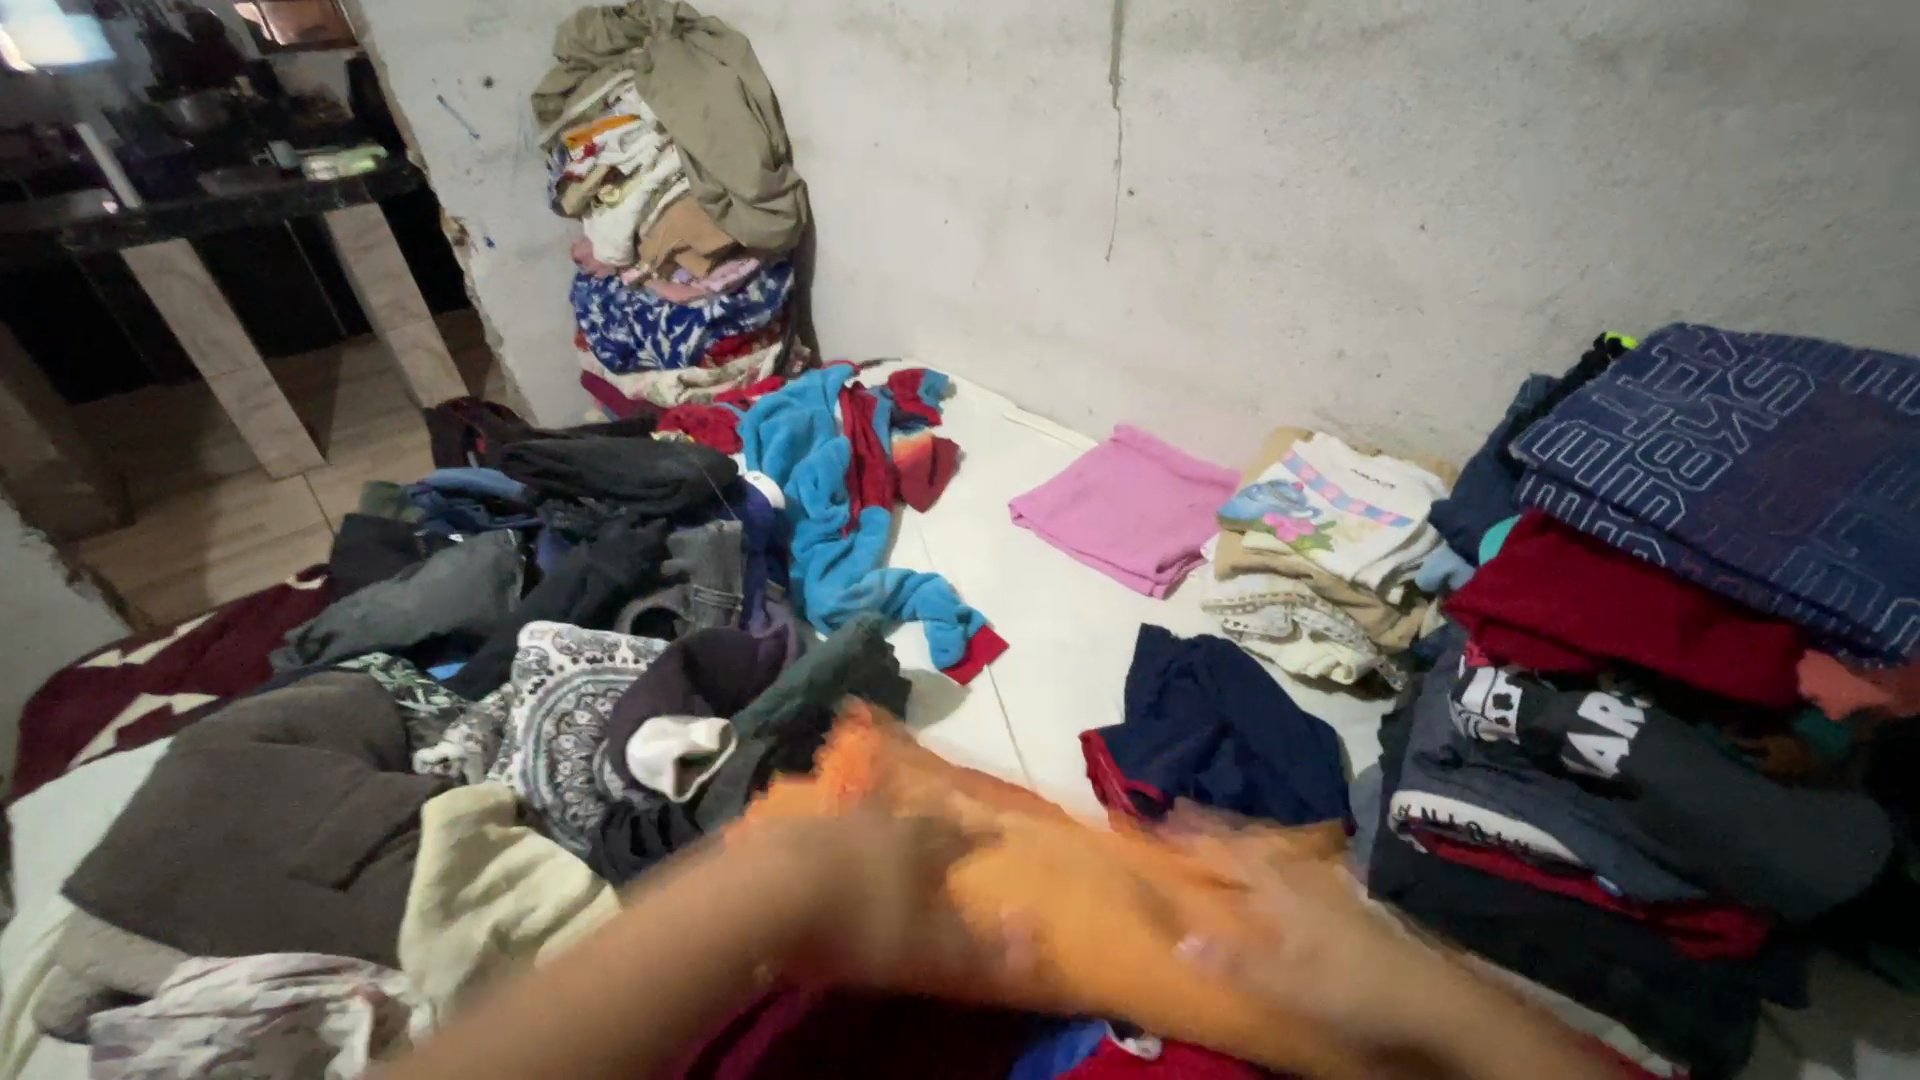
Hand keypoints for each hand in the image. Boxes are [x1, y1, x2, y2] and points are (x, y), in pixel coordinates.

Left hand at [744, 807, 1030, 989]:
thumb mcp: (929, 948)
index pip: (961, 836)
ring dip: (875, 824)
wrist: (770, 894)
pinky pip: (816, 830)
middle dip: (928, 822)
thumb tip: (1035, 930)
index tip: (997, 831)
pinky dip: (825, 838)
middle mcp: (880, 820)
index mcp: (919, 843)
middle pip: (912, 817)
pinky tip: (817, 849)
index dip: (981, 836)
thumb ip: (984, 947)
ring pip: (863, 816)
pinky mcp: (785, 831)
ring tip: (880, 829)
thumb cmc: (860, 921)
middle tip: (937, 823)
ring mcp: (830, 820)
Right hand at [1165, 804, 1472, 1049]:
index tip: (1154, 821)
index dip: (1187, 838)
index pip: (1221, 854)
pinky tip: (1268, 847)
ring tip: (1208, 816)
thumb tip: (1179, 941)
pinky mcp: (1336, 889)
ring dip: (1231, 828)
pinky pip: (1284, 852)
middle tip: (1173, 806)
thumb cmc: (1352, 987)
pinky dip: (1262, 842)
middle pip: (1241, 839)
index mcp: (1276, 889)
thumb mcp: (1290, 985)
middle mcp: (1293, 873)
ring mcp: (1318, 878)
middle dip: (1205, 823)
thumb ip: (1235, 962)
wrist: (1429, 994)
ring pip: (1265, 842)